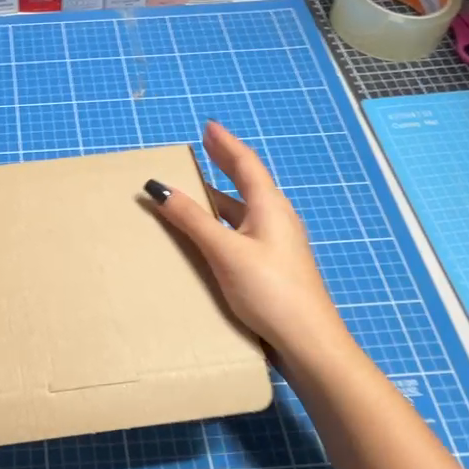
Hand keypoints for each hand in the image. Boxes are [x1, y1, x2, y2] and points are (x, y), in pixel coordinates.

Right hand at [145, 122, 346, 363]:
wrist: (309, 342)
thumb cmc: (269, 290)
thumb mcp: (225, 252)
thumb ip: (192, 220)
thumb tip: (159, 188)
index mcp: (270, 206)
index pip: (246, 164)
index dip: (225, 144)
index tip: (209, 127)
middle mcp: (277, 218)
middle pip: (248, 182)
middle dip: (226, 162)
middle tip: (205, 145)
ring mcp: (278, 242)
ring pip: (246, 207)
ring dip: (223, 193)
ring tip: (199, 185)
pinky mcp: (274, 264)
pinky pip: (245, 228)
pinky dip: (225, 218)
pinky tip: (213, 230)